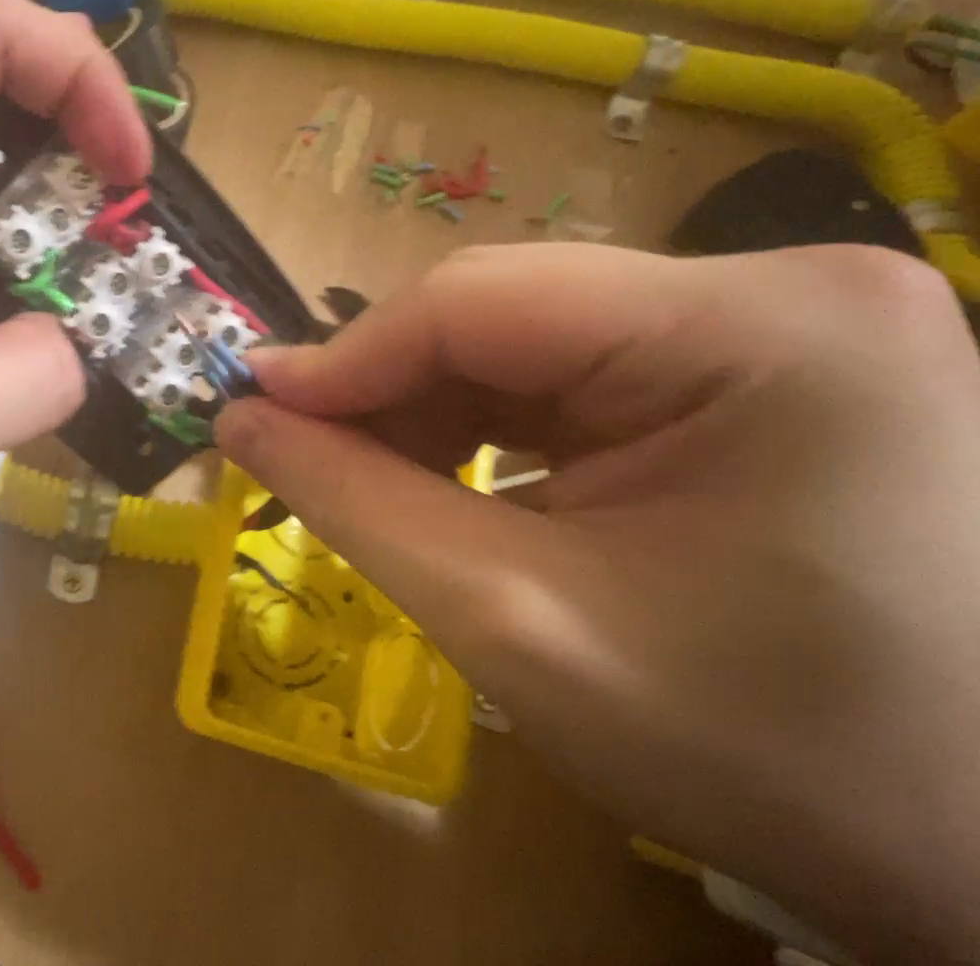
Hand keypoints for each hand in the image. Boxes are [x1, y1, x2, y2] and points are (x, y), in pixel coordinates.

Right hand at [215, 241, 979, 964]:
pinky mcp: (771, 375)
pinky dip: (495, 432)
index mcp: (764, 326)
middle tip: (301, 465)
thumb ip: (352, 498)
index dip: (342, 359)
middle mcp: (790, 290)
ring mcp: (789, 329)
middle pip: (508, 316)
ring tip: (381, 493)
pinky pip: (578, 380)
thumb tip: (239, 415)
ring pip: (530, 345)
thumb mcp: (511, 615)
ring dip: (434, 415)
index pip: (481, 299)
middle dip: (389, 396)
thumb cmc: (751, 747)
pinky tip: (463, 492)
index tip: (247, 413)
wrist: (970, 854)